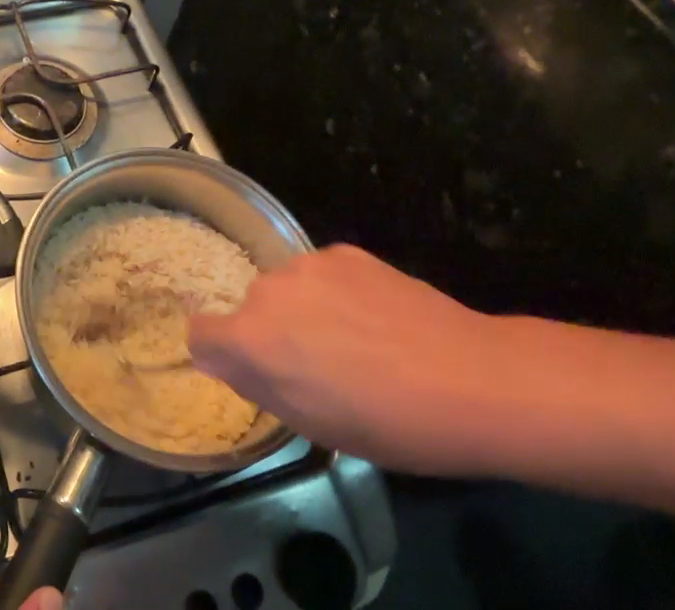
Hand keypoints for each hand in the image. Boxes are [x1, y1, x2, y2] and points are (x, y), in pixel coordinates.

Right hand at [188, 244, 520, 475]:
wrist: (473, 380)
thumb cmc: (387, 423)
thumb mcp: (309, 423)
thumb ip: (255, 383)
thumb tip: (224, 358)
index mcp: (252, 339)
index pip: (200, 333)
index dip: (220, 354)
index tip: (253, 372)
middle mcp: (268, 291)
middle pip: (249, 310)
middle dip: (270, 333)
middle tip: (318, 366)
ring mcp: (309, 265)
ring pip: (286, 289)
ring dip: (301, 309)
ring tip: (354, 340)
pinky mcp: (345, 252)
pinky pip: (320, 274)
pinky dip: (334, 292)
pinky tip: (375, 317)